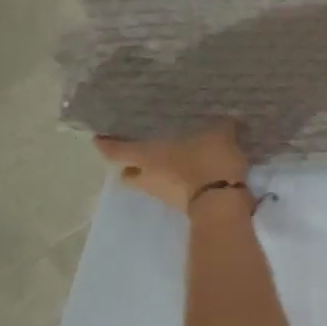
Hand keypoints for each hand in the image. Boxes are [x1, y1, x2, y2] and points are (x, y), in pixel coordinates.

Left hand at [94, 120, 250, 211]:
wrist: (221, 203)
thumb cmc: (207, 163)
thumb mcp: (219, 136)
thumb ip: (220, 126)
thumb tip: (226, 119)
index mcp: (146, 156)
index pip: (115, 151)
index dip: (106, 144)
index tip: (100, 138)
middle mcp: (146, 176)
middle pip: (128, 173)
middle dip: (133, 166)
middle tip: (144, 153)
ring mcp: (162, 194)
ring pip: (151, 183)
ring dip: (158, 175)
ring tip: (176, 161)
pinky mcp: (180, 205)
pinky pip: (173, 190)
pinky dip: (179, 183)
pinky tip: (195, 173)